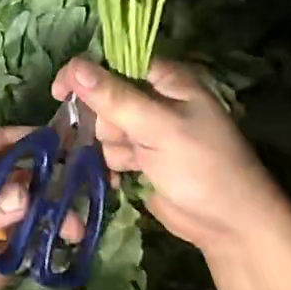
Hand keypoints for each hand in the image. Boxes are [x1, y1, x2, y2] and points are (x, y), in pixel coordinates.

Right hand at [51, 56, 288, 254]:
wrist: (230, 226)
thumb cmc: (203, 168)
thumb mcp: (158, 128)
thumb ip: (114, 97)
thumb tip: (73, 65)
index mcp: (167, 79)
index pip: (115, 62)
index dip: (86, 74)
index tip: (59, 93)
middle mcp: (157, 98)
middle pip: (104, 96)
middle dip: (104, 120)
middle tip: (124, 140)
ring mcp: (150, 129)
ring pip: (105, 126)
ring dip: (110, 146)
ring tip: (132, 163)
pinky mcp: (144, 156)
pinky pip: (112, 150)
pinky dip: (113, 163)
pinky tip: (123, 178)